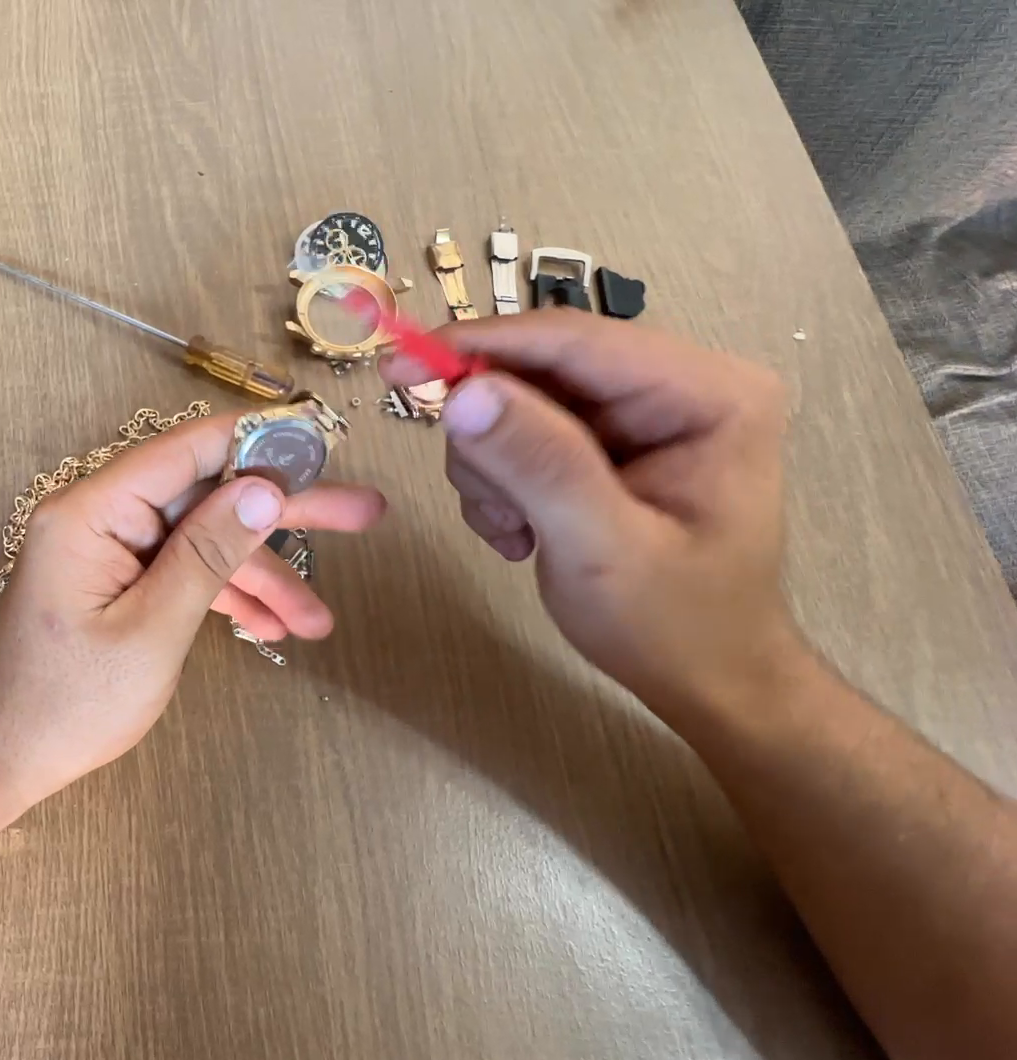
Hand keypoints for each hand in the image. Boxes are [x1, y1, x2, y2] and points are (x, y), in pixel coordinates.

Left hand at [0, 411, 385, 802]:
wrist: (10, 754)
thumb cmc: (72, 701)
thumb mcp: (153, 629)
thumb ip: (208, 554)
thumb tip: (264, 488)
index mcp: (92, 510)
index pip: (187, 451)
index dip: (259, 441)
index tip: (325, 439)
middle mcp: (99, 515)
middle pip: (205, 495)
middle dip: (283, 512)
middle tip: (365, 513)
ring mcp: (109, 548)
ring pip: (202, 540)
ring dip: (261, 574)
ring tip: (320, 619)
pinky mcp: (118, 579)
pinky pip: (181, 572)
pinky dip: (225, 595)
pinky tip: (273, 625)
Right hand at [380, 309, 803, 720]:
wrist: (697, 674)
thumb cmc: (670, 621)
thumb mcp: (601, 546)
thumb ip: (539, 465)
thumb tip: (463, 395)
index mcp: (705, 393)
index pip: (573, 341)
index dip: (479, 346)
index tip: (396, 369)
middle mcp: (669, 388)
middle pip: (534, 371)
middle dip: (490, 437)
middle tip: (492, 503)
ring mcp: (631, 417)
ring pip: (510, 406)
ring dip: (489, 470)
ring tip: (517, 528)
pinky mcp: (597, 445)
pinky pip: (510, 437)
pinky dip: (494, 485)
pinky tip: (521, 531)